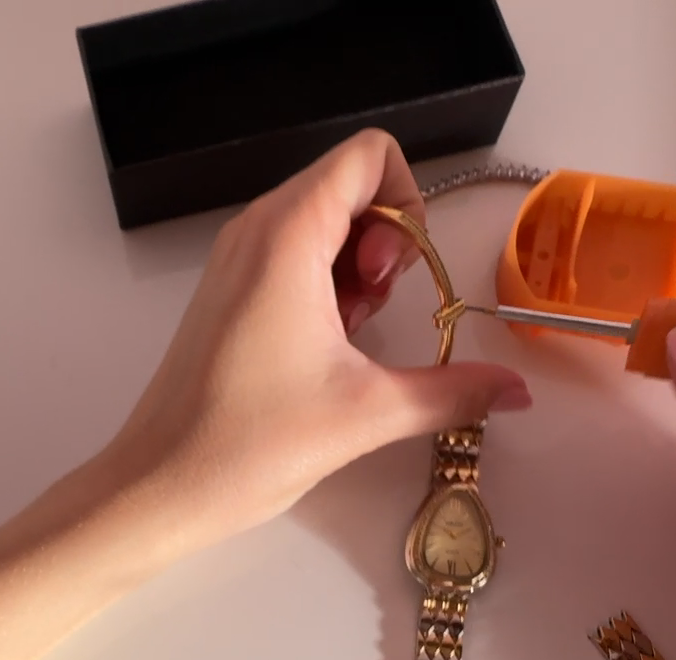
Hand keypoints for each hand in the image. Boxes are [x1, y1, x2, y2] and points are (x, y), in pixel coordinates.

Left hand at [96, 130, 529, 553]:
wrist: (158, 486)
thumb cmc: (248, 444)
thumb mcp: (365, 414)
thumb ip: (452, 392)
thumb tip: (517, 391)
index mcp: (286, 235)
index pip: (368, 155)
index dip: (406, 207)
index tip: (396, 281)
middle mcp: (253, 232)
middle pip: (346, 188)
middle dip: (382, 246)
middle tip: (371, 317)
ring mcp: (233, 265)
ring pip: (319, 229)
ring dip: (352, 275)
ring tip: (346, 343)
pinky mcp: (224, 299)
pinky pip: (288, 263)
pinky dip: (319, 293)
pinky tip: (319, 354)